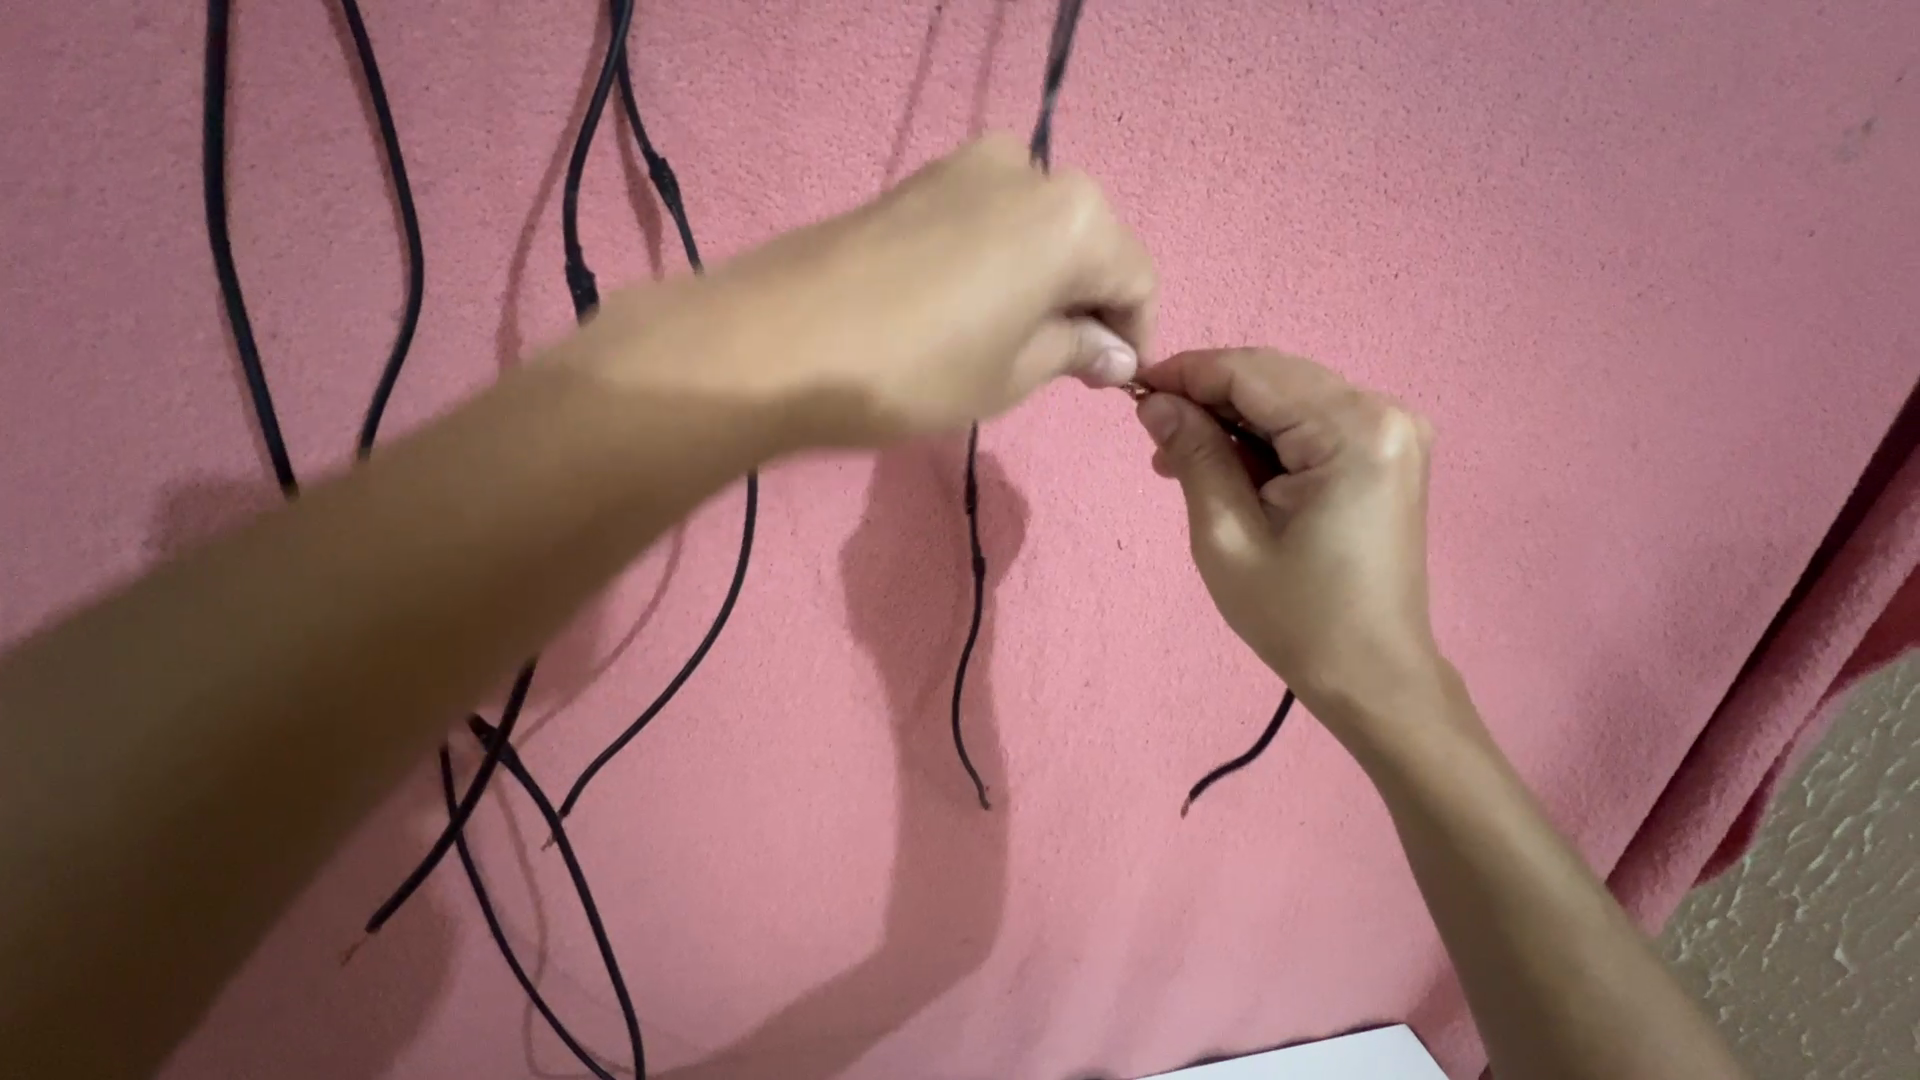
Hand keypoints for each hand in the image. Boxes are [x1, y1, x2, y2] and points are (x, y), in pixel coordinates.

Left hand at [573, 135, 1154, 444]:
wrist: (778, 341)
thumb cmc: (915, 370)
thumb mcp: (1010, 374)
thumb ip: (1073, 352)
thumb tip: (1111, 351)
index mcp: (1072, 217)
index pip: (1136, 278)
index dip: (1132, 335)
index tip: (1113, 380)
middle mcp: (1028, 171)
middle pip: (1087, 245)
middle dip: (1085, 307)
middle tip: (1063, 368)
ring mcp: (964, 167)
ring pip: (1035, 233)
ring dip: (1041, 286)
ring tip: (1009, 345)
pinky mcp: (917, 181)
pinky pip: (986, 224)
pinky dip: (998, 266)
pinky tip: (968, 313)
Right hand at [1136, 348, 1444, 738]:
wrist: (1371, 672)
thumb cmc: (1295, 617)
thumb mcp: (1226, 536)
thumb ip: (1194, 455)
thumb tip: (1154, 402)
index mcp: (1352, 432)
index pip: (1252, 373)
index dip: (1186, 373)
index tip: (1131, 389)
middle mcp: (1383, 412)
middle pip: (1274, 376)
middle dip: (1207, 396)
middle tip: (1152, 432)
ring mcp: (1392, 429)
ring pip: (1289, 395)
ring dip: (1231, 417)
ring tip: (1179, 459)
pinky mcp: (1387, 450)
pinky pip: (1310, 421)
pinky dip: (1263, 435)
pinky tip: (1225, 465)